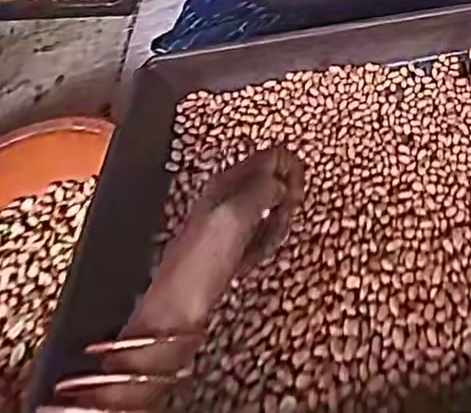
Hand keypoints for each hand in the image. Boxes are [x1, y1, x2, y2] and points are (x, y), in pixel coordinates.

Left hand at [193, 144, 303, 271]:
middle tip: (282, 220)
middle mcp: (228, 197)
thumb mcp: (235, 216)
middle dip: (285, 201)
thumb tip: (283, 182)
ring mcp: (229, 222)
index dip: (290, 171)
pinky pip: (260, 235)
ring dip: (275, 226)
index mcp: (227, 182)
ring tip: (263, 244)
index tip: (296, 195)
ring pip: (270, 210)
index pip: (270, 157)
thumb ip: (263, 189)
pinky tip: (252, 259)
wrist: (175, 313)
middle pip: (273, 182)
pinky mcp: (230, 246)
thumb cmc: (200, 263)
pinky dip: (264, 245)